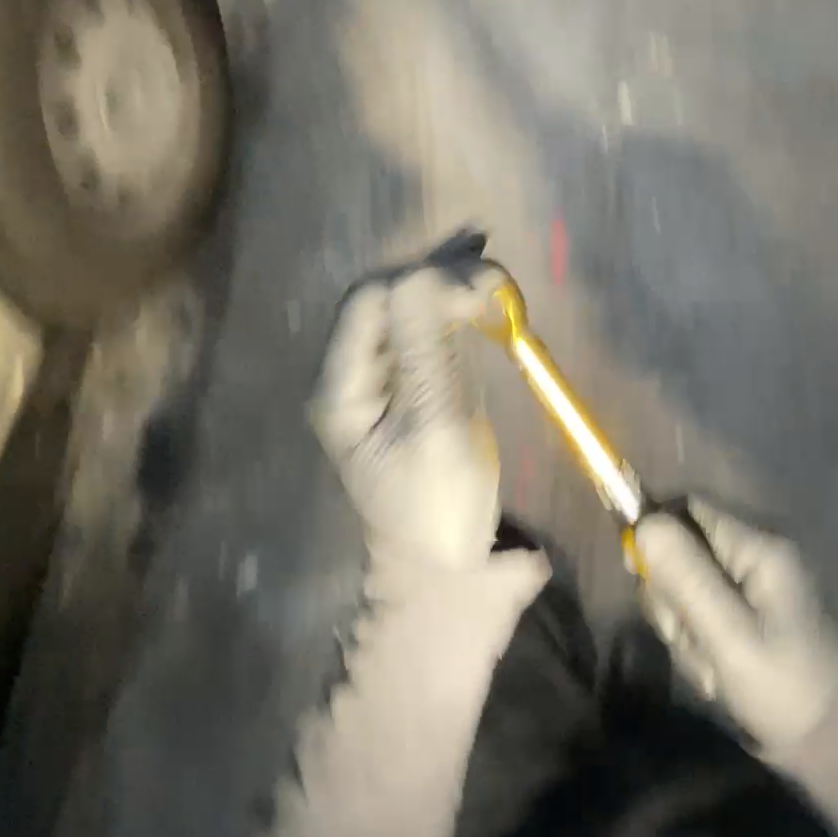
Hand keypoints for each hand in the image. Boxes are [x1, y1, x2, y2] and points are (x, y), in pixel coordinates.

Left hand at [311, 258, 507, 571]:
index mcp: (341, 387)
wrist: (445, 562)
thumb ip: (424, 351)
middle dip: (440, 280)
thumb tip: (422, 274)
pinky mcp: (415, 379)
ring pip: (411, 306)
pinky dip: (459, 305)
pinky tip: (486, 288)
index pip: (367, 304)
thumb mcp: (434, 429)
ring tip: (496, 282)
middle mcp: (354, 372)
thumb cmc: (437, 504)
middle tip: (495, 288)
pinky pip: (430, 328)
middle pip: (387, 298)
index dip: (419, 284)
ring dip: (452, 285)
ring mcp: (384, 374)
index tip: (476, 297)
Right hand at [635, 499, 837, 750]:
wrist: (830, 743)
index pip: (687, 510)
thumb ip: (687, 579)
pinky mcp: (744, 614)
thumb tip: (643, 523)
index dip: (656, 535)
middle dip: (671, 597)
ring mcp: (749, 586)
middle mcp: (753, 557)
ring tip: (709, 666)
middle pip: (680, 551)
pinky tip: (715, 673)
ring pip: (683, 588)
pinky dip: (697, 643)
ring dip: (683, 628)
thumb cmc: (782, 685)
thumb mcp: (730, 636)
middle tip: (685, 637)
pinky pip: (698, 614)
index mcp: (757, 548)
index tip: (638, 573)